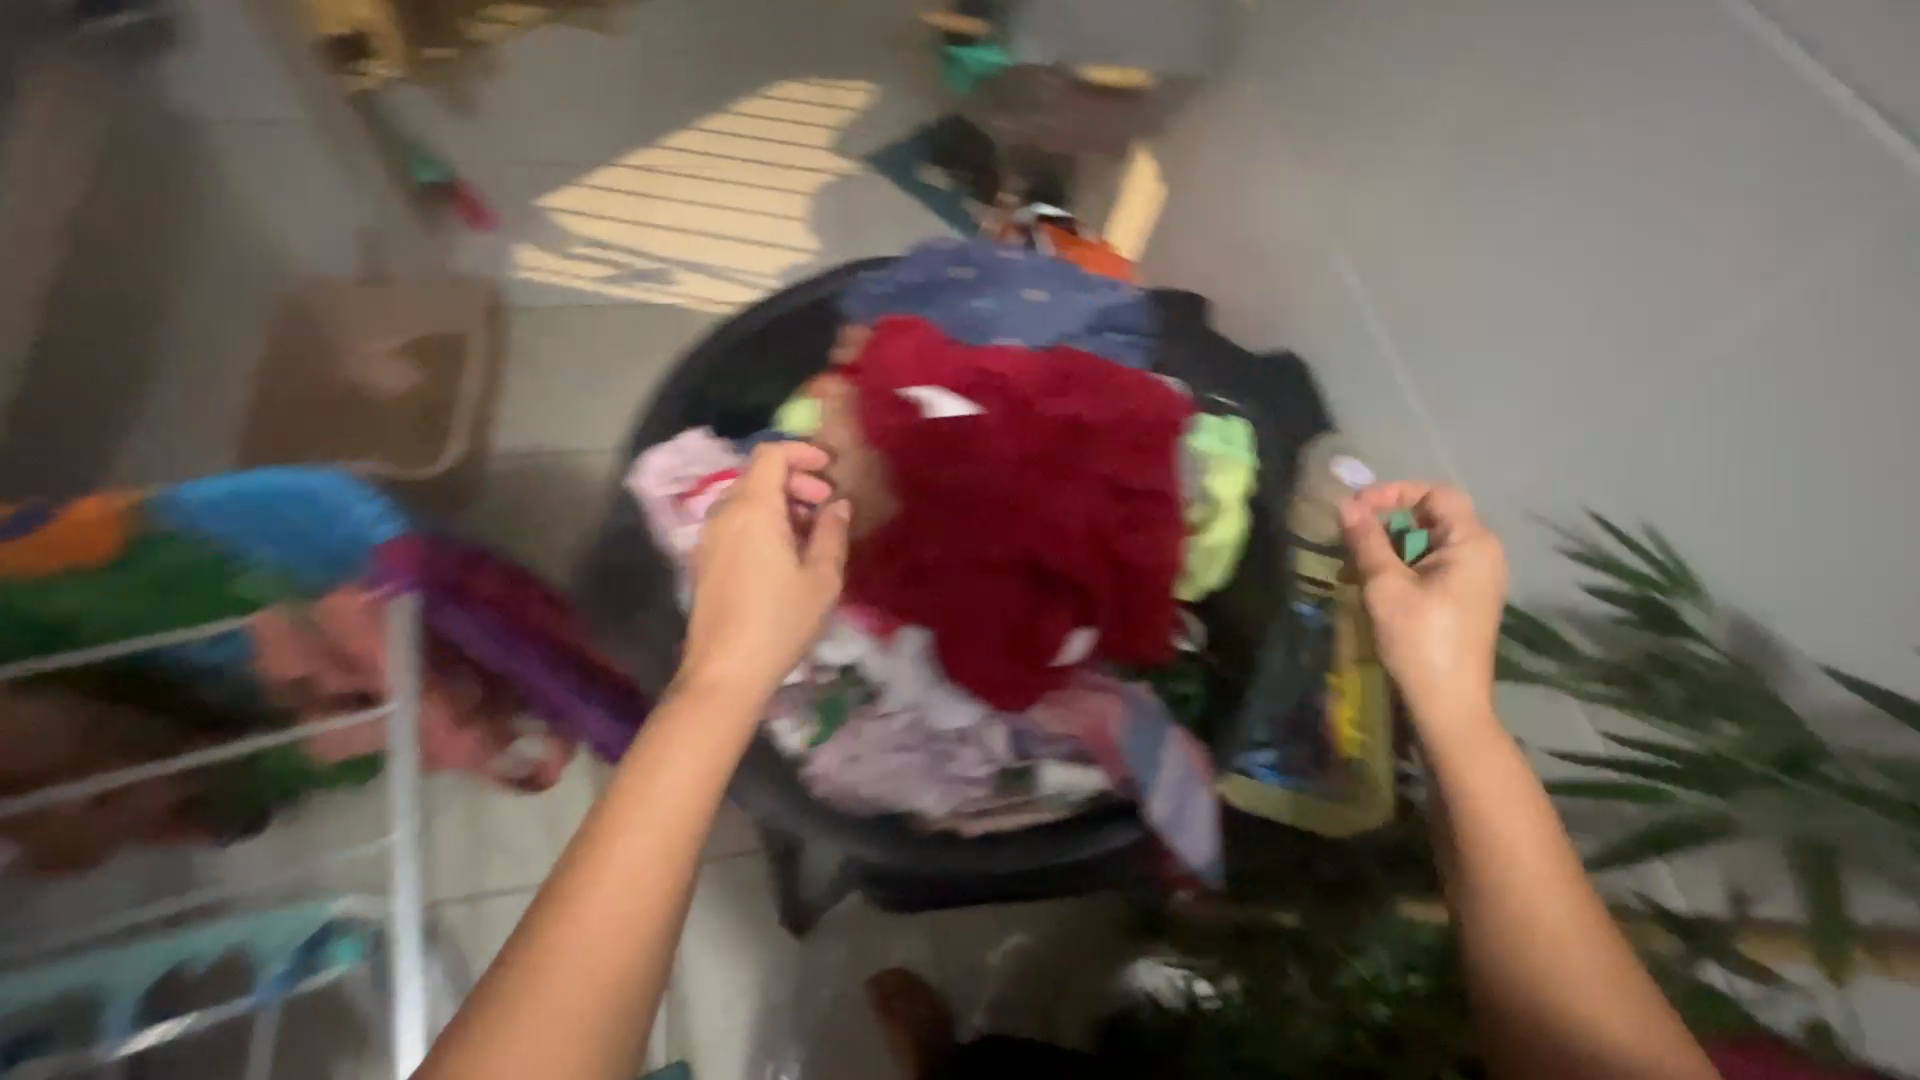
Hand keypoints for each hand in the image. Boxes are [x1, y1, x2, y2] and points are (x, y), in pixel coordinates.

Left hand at [677, 441, 849, 701]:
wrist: (725, 670)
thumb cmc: (780, 621)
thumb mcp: (822, 578)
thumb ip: (832, 533)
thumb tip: (837, 505)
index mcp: (753, 508)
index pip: (771, 454)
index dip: (803, 452)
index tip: (830, 469)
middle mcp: (724, 513)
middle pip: (758, 475)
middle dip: (796, 480)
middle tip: (826, 505)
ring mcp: (709, 537)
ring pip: (745, 499)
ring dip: (779, 503)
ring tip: (810, 532)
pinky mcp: (704, 560)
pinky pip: (735, 522)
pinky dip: (762, 521)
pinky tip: (784, 554)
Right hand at [1339, 483, 1507, 728]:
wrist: (1448, 702)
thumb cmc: (1419, 638)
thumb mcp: (1384, 585)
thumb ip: (1366, 541)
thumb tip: (1346, 505)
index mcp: (1472, 542)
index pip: (1434, 493)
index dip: (1392, 493)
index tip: (1354, 509)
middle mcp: (1482, 553)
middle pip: (1430, 517)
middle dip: (1385, 524)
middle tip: (1349, 542)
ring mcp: (1476, 577)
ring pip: (1426, 544)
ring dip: (1387, 549)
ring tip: (1354, 570)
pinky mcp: (1464, 598)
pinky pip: (1431, 566)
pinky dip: (1400, 568)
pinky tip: (1373, 588)